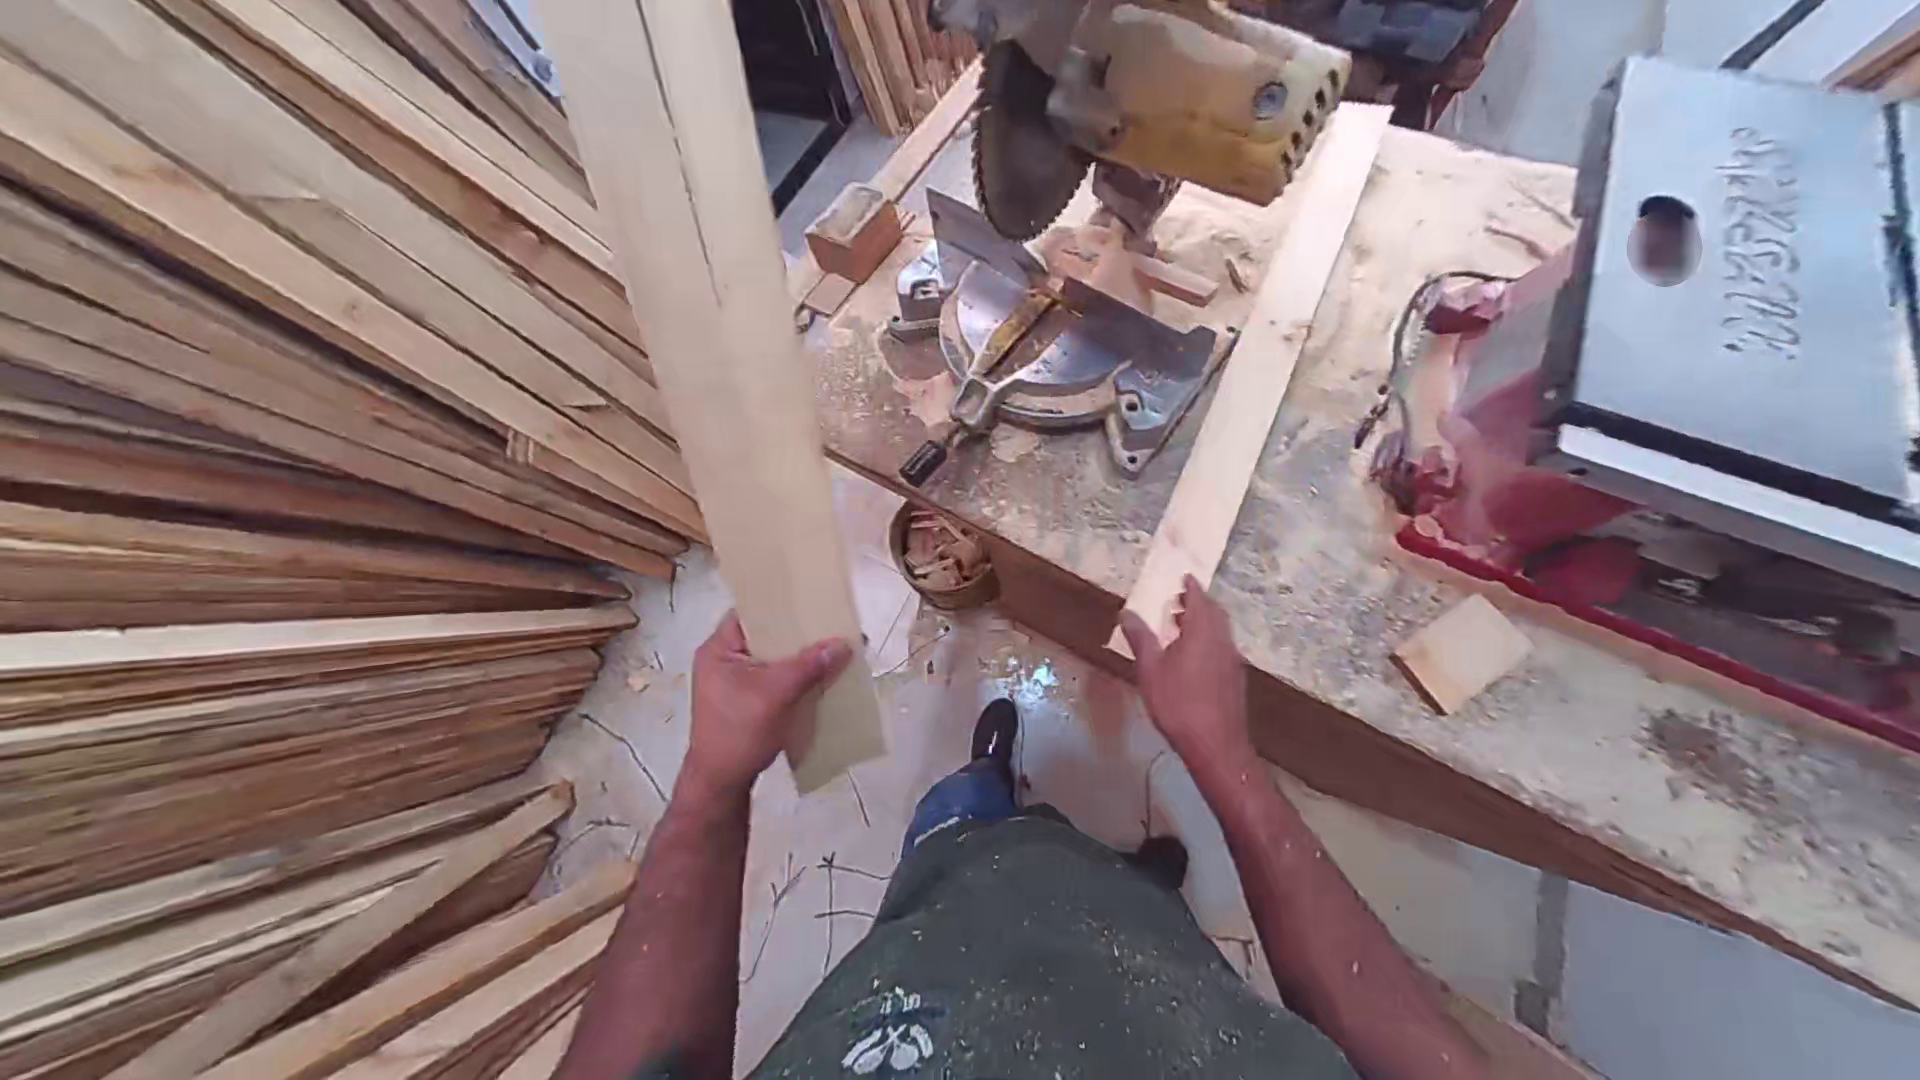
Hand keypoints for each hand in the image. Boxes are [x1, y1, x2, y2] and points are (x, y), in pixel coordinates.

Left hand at [683, 612, 852, 797]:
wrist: (721, 785)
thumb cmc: (739, 733)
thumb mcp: (776, 695)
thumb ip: (809, 666)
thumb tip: (844, 643)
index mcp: (718, 649)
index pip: (750, 612)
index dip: (780, 603)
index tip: (811, 598)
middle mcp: (724, 660)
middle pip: (766, 634)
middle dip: (799, 632)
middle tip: (831, 622)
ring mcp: (735, 681)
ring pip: (774, 657)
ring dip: (801, 655)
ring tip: (833, 645)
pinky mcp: (748, 699)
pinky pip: (776, 676)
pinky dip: (797, 675)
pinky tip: (822, 675)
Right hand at [1120, 576, 1256, 785]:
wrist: (1215, 745)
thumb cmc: (1178, 703)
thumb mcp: (1150, 669)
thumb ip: (1140, 637)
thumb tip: (1127, 613)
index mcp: (1203, 632)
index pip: (1200, 599)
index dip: (1191, 586)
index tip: (1182, 577)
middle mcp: (1223, 640)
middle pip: (1214, 612)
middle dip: (1197, 603)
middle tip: (1176, 600)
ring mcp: (1232, 660)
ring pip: (1219, 630)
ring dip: (1201, 622)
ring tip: (1178, 626)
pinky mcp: (1233, 678)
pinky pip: (1221, 646)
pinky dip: (1207, 639)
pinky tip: (1190, 655)